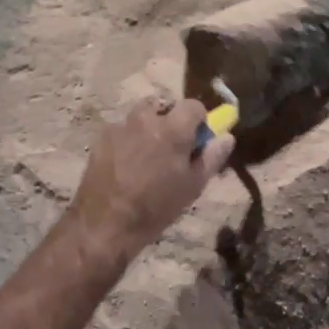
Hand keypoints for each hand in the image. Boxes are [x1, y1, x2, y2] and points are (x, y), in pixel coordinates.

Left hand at [69, 97, 234, 253]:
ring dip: (148, 129)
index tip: (196, 142)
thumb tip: (227, 137)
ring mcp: (120, 126)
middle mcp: (145, 119)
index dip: (198, 121)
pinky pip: (122, 130)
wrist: (106, 223)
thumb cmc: (157, 207)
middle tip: (171, 149)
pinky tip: (126, 166)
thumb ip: (212, 156)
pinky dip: (128, 140)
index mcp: (173, 129)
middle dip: (170, 121)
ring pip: (140, 117)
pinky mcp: (101, 138)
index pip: (194, 105)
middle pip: (164, 106)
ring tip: (147, 158)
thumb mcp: (193, 186)